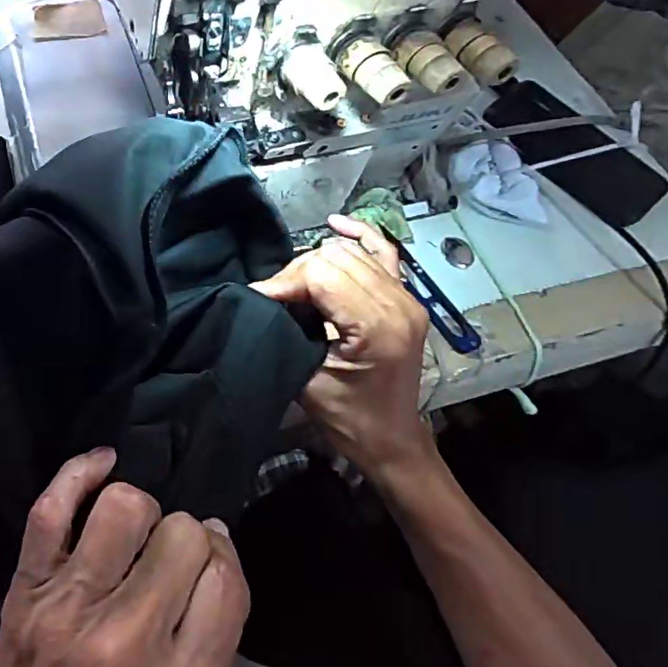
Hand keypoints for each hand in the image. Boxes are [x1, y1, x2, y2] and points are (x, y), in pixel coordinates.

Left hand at [0, 448, 248, 666]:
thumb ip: (211, 644)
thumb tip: (217, 545)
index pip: (225, 582)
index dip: (224, 562)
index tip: (212, 564)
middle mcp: (125, 640)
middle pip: (182, 536)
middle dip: (187, 539)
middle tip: (173, 558)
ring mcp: (67, 607)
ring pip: (125, 508)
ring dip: (142, 511)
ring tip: (138, 535)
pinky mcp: (24, 589)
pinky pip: (51, 508)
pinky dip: (78, 472)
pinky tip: (103, 463)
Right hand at [250, 214, 434, 482]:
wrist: (391, 440)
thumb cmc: (349, 419)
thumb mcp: (307, 378)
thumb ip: (286, 330)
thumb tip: (261, 295)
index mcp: (378, 326)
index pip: (319, 274)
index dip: (283, 282)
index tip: (260, 299)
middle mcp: (399, 303)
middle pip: (332, 257)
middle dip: (296, 273)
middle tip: (275, 299)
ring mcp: (407, 297)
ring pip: (349, 251)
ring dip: (315, 262)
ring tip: (295, 288)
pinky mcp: (406, 297)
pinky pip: (382, 251)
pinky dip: (359, 235)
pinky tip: (335, 225)